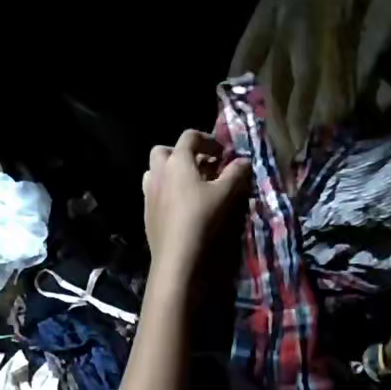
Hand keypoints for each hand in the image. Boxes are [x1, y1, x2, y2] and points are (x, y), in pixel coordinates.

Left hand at [142, 130, 249, 286]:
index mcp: (177, 160)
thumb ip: (235, 174)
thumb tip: (244, 161)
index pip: (189, 137)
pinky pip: (153, 191)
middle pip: (164, 150)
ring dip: (169, 171)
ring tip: (186, 184)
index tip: (221, 152)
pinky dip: (164, 190)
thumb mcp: (224, 194)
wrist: (175, 252)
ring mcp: (148, 191)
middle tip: (198, 166)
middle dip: (181, 153)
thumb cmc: (201, 217)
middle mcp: (158, 171)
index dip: (207, 140)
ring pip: (154, 170)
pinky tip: (177, 204)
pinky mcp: (146, 210)